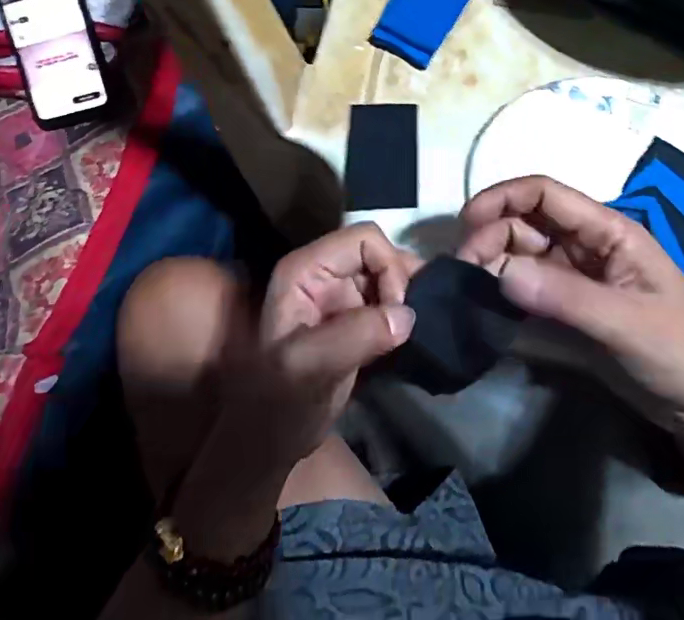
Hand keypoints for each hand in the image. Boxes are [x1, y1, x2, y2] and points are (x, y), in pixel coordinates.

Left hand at [223, 223, 421, 470]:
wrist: (269, 445)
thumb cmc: (277, 406)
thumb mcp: (309, 369)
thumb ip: (355, 336)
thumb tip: (407, 316)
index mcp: (305, 270)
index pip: (363, 239)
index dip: (387, 266)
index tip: (395, 310)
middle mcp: (323, 273)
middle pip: (379, 252)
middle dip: (400, 282)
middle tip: (406, 322)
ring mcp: (339, 295)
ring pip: (388, 273)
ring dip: (406, 296)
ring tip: (414, 327)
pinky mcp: (355, 318)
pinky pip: (390, 299)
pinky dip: (405, 312)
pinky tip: (410, 335)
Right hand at [458, 176, 683, 439]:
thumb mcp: (628, 322)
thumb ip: (564, 297)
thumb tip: (498, 272)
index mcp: (608, 231)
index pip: (545, 194)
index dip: (502, 198)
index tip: (464, 225)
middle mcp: (589, 247)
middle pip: (527, 224)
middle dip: (491, 237)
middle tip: (463, 272)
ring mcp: (580, 282)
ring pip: (524, 257)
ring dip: (494, 266)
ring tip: (467, 290)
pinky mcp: (574, 315)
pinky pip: (531, 292)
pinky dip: (506, 295)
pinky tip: (486, 310)